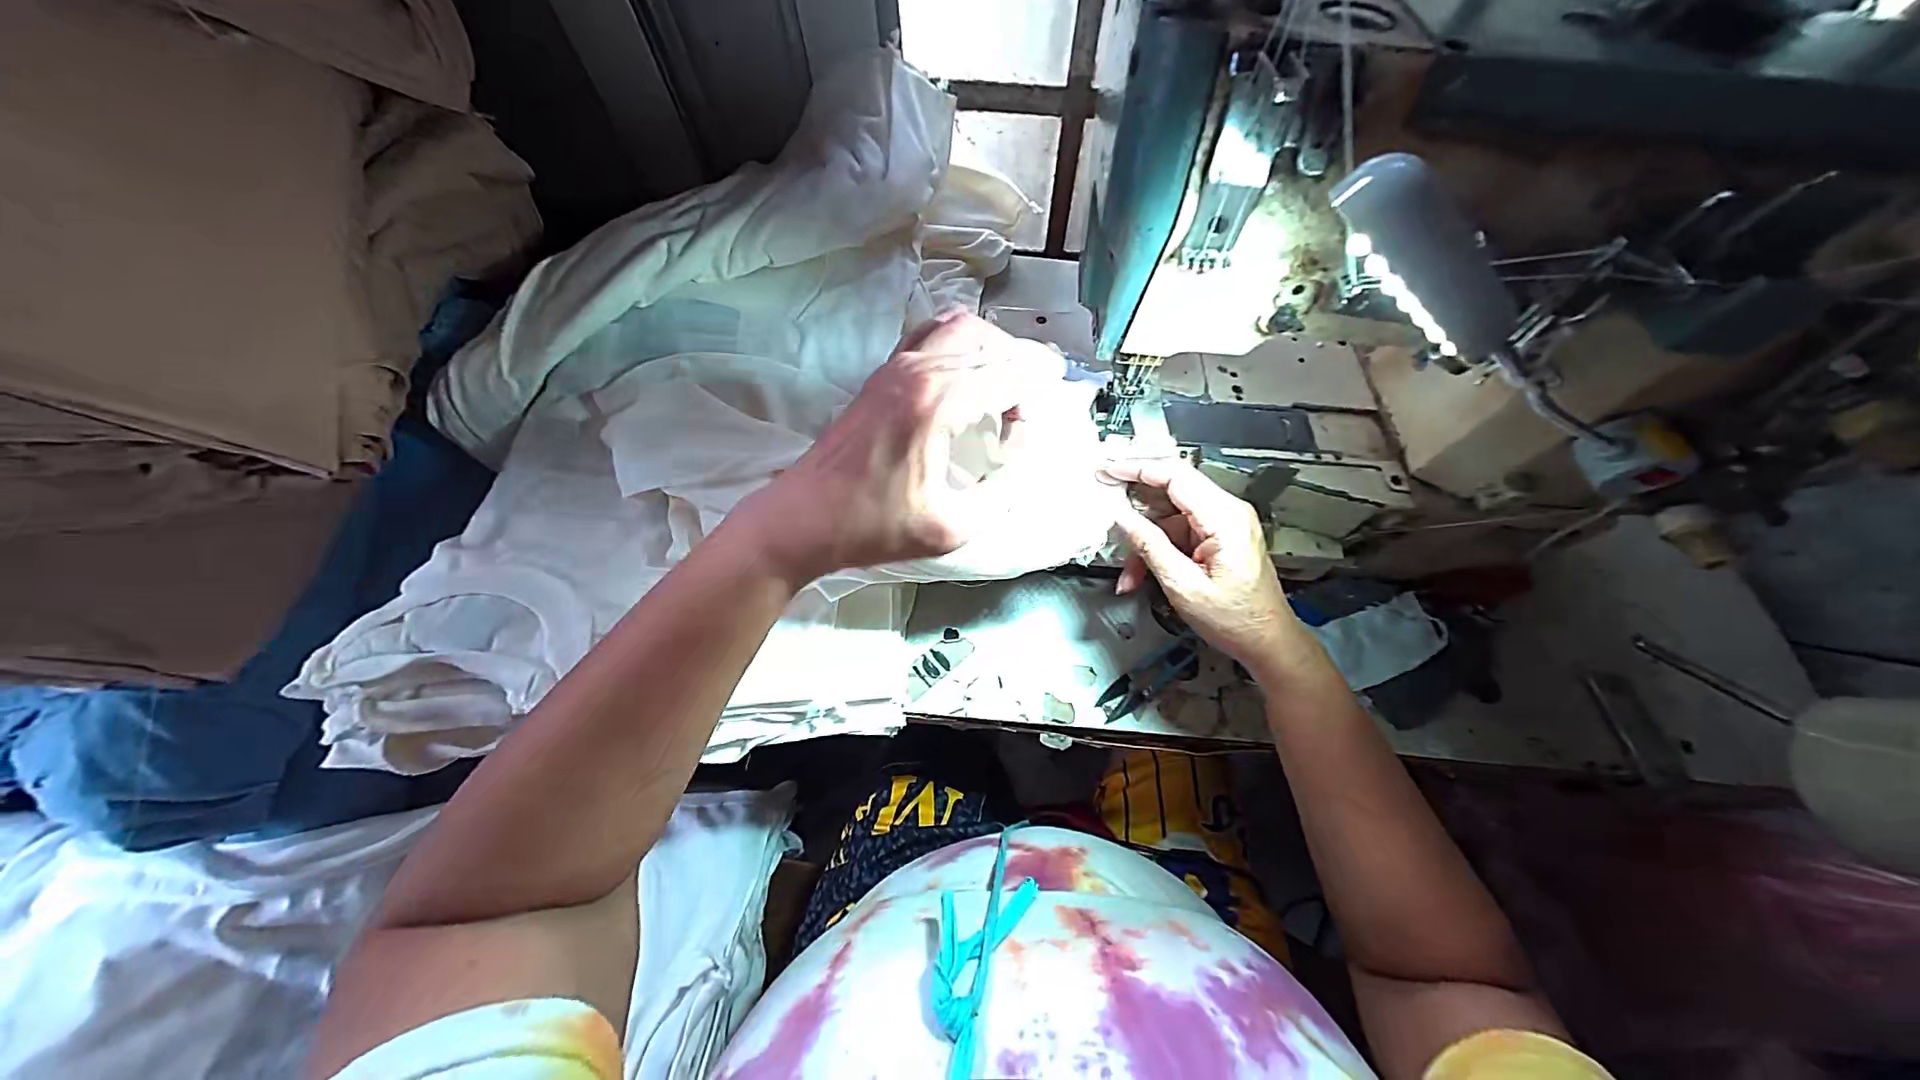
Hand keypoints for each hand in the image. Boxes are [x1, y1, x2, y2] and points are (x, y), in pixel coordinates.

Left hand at [734, 309, 1060, 585]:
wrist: (802, 518)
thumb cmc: (871, 527)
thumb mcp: (950, 528)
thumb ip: (1001, 495)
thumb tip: (1024, 462)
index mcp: (936, 403)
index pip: (1009, 372)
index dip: (1036, 394)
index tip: (1035, 429)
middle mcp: (917, 371)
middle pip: (989, 342)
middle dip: (1022, 368)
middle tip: (1030, 407)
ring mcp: (894, 367)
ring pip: (960, 328)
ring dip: (991, 350)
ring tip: (1004, 388)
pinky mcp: (879, 375)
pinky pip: (930, 336)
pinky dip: (959, 347)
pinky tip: (964, 381)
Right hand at [1101, 456, 1299, 674]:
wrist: (1267, 642)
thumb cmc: (1238, 620)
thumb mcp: (1183, 586)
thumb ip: (1150, 546)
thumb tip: (1123, 519)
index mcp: (1225, 519)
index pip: (1176, 476)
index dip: (1139, 469)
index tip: (1111, 470)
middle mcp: (1228, 513)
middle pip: (1171, 490)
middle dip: (1136, 504)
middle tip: (1107, 498)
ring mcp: (1224, 524)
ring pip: (1169, 517)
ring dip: (1144, 540)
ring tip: (1131, 572)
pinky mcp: (1218, 536)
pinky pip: (1179, 532)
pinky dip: (1158, 550)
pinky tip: (1144, 573)